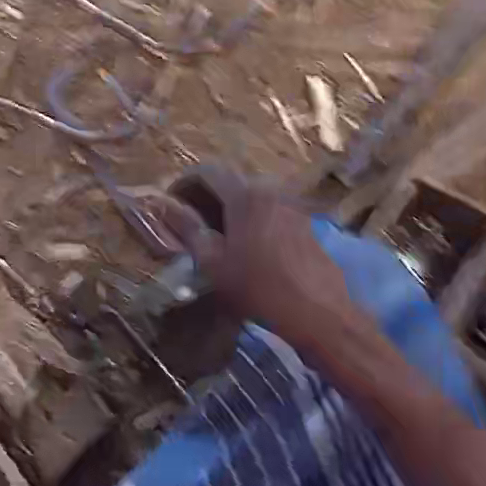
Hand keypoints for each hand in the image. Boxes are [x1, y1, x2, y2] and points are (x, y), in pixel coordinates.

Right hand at [158, 166, 361, 339]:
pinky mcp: (304, 220)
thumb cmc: (259, 287)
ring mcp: (290, 203)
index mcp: (243, 194)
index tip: (171, 203)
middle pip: (230, 179)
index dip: (184, 184)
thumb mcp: (212, 262)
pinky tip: (246, 242)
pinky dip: (250, 215)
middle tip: (191, 218)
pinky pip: (268, 206)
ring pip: (250, 193)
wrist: (319, 313)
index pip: (206, 172)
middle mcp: (269, 189)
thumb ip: (188, 229)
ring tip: (216, 231)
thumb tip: (166, 207)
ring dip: (229, 204)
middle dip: (206, 194)